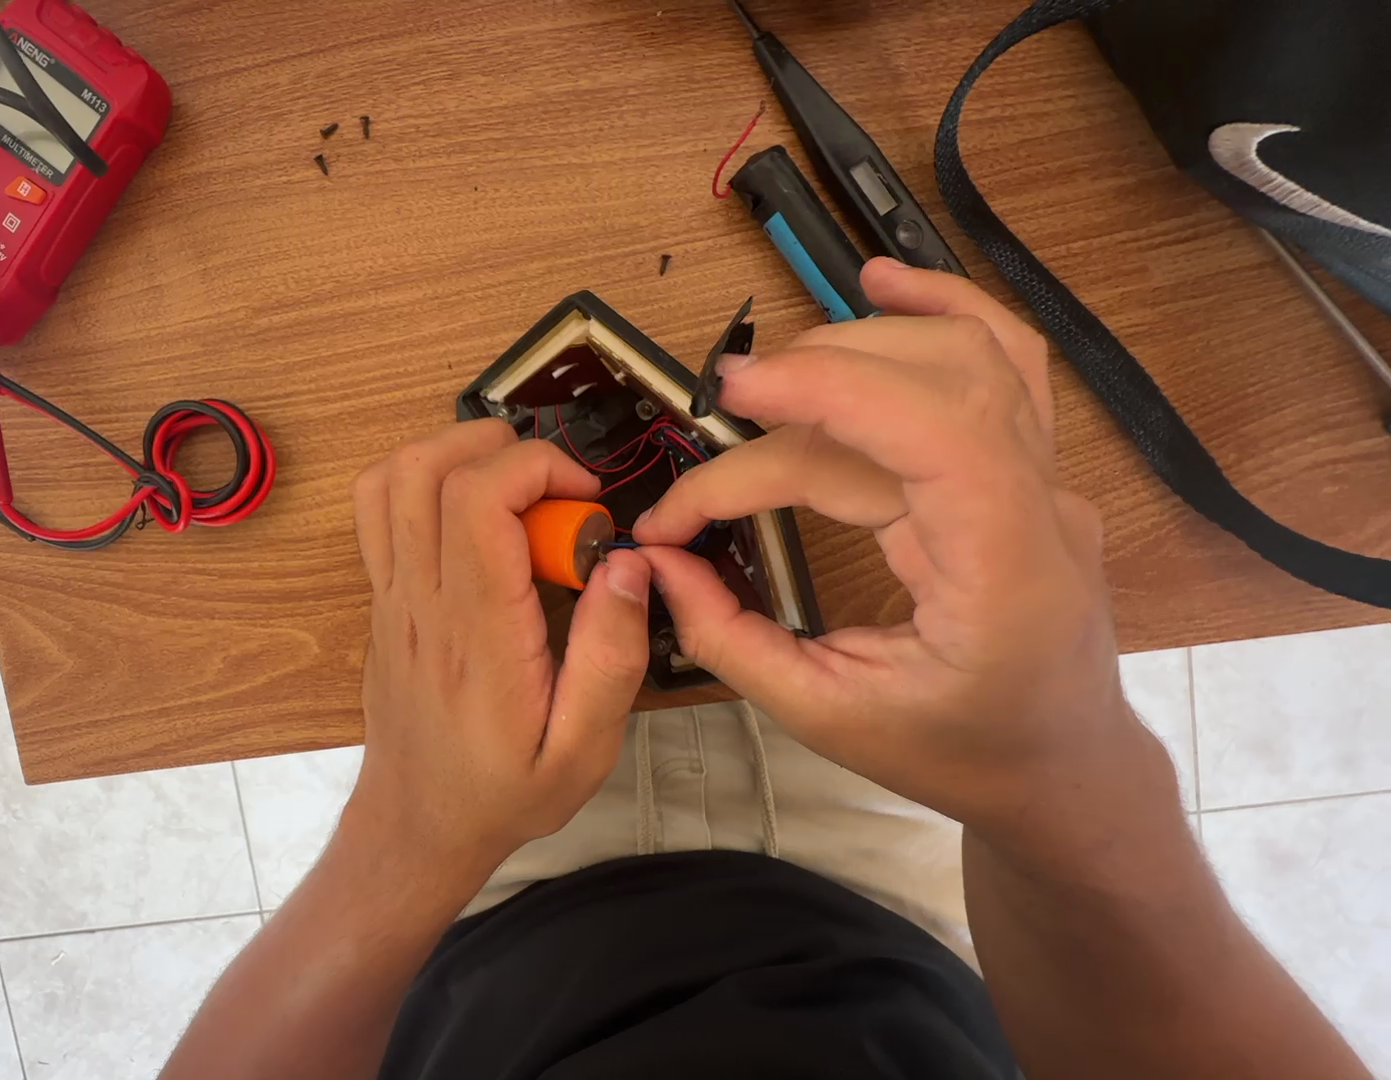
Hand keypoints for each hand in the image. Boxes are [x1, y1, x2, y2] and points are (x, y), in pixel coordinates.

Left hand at [345, 419, 651, 879]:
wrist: (416, 825)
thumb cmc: (503, 792)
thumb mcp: (583, 747)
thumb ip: (611, 654)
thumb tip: (626, 563)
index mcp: (476, 630)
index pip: (478, 500)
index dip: (537, 468)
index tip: (586, 501)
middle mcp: (420, 599)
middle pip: (423, 469)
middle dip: (496, 445)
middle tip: (551, 487)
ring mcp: (389, 596)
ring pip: (387, 481)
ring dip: (448, 454)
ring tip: (507, 486)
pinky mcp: (380, 601)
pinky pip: (377, 514)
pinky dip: (417, 484)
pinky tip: (467, 516)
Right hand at [631, 260, 1172, 858]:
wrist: (1058, 768)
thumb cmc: (951, 752)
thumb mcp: (821, 713)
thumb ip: (726, 635)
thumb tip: (654, 562)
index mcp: (1001, 568)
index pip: (933, 429)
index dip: (825, 392)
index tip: (723, 404)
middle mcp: (1036, 502)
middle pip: (929, 384)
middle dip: (805, 384)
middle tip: (712, 412)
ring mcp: (1042, 477)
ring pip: (963, 356)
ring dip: (852, 345)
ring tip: (764, 375)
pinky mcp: (1018, 470)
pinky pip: (997, 364)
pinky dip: (941, 307)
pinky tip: (881, 280)